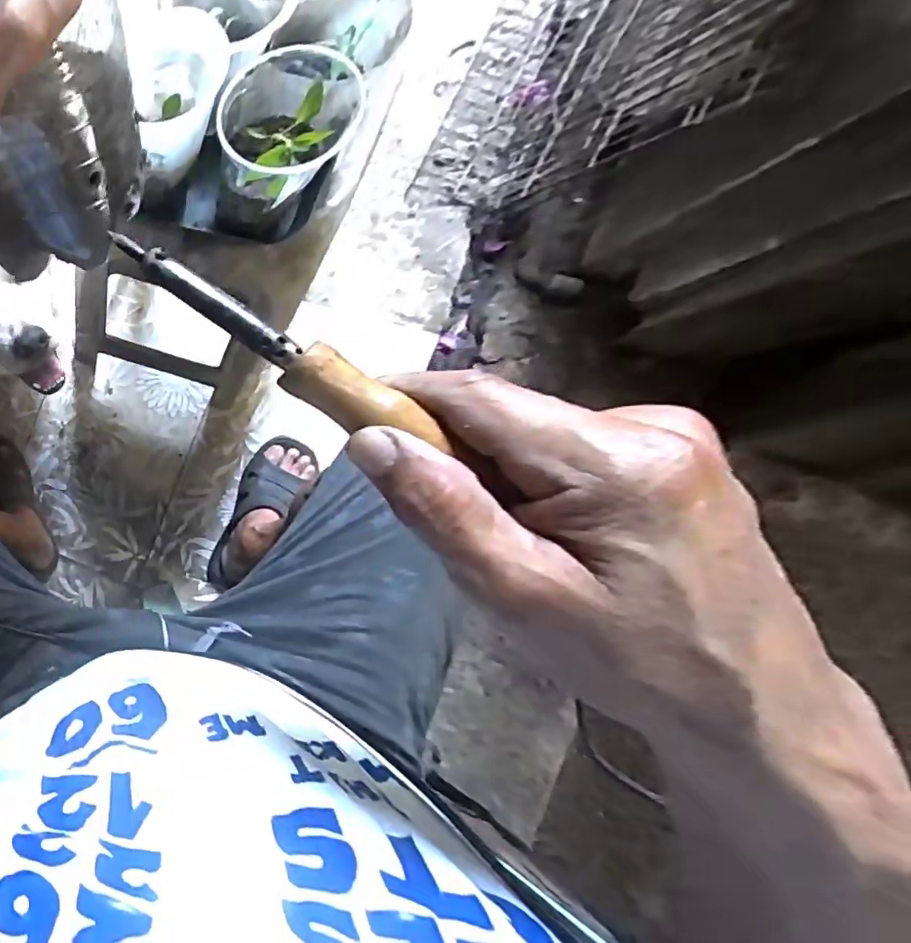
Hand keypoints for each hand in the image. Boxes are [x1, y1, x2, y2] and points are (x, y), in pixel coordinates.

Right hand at [344, 371, 844, 754]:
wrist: (758, 708)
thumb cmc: (629, 658)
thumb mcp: (514, 590)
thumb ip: (440, 507)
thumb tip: (369, 438)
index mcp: (617, 458)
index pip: (474, 395)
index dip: (400, 397)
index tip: (346, 417)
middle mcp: (650, 424)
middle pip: (497, 411)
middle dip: (444, 448)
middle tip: (426, 513)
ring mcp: (667, 434)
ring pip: (520, 426)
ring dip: (481, 466)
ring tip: (494, 534)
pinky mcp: (667, 452)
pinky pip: (552, 442)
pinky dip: (519, 474)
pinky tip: (539, 527)